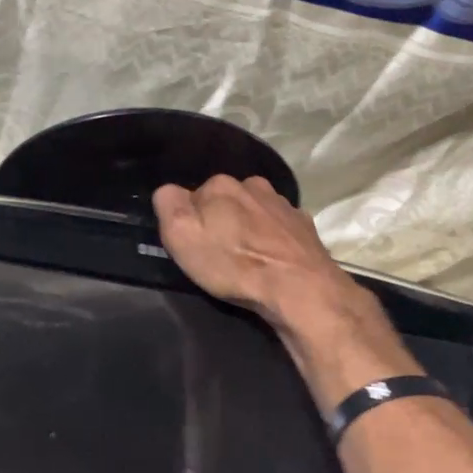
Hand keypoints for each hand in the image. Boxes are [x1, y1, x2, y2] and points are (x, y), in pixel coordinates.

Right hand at [150, 175, 356, 330]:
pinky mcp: (304, 224)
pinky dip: (271, 238)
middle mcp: (252, 185)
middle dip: (219, 220)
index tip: (192, 246)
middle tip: (217, 253)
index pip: (191, 196)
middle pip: (224, 200)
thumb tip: (168, 191)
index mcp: (220, 185)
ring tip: (246, 257)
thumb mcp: (181, 237)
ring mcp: (282, 203)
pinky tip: (270, 258)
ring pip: (253, 210)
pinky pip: (278, 225)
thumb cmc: (232, 265)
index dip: (189, 222)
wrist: (297, 288)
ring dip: (247, 227)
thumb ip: (168, 205)